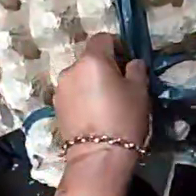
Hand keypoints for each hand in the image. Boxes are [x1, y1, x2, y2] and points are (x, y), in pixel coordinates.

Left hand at [53, 33, 149, 171]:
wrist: (97, 157)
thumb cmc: (123, 120)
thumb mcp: (140, 91)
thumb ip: (136, 70)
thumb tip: (131, 63)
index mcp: (92, 60)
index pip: (102, 38)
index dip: (117, 45)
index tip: (127, 61)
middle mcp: (71, 69)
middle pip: (89, 59)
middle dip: (103, 66)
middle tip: (119, 85)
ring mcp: (60, 89)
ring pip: (79, 77)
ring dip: (91, 83)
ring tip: (105, 103)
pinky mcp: (56, 107)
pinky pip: (72, 94)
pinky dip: (82, 97)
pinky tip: (94, 114)